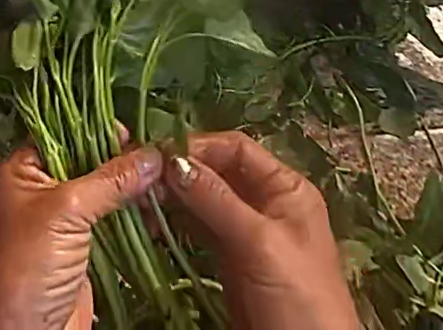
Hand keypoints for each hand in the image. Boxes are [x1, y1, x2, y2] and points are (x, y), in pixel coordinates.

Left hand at [0, 144, 162, 329]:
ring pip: (105, 188)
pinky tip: (156, 207)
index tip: (131, 131)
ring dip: (133, 185)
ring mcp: (65, 217)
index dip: (97, 127)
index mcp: (25, 169)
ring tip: (163, 182)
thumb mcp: (66, 212)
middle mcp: (44, 187)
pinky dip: (135, 212)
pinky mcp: (85, 244)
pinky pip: (114, 217)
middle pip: (89, 158)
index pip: (64, 131)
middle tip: (156, 156)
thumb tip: (154, 155)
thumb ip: (110, 180)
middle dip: (122, 157)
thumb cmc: (27, 268)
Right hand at [163, 131, 358, 329]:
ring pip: (204, 200)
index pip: (236, 149)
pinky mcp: (230, 260)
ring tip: (143, 200)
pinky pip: (200, 229)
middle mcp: (264, 202)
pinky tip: (155, 222)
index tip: (161, 153)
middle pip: (217, 172)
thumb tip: (173, 160)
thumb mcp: (261, 244)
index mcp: (284, 187)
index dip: (200, 147)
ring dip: (175, 197)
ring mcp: (246, 232)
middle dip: (182, 171)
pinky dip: (178, 223)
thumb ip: (218, 200)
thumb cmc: (299, 297)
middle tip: (144, 177)